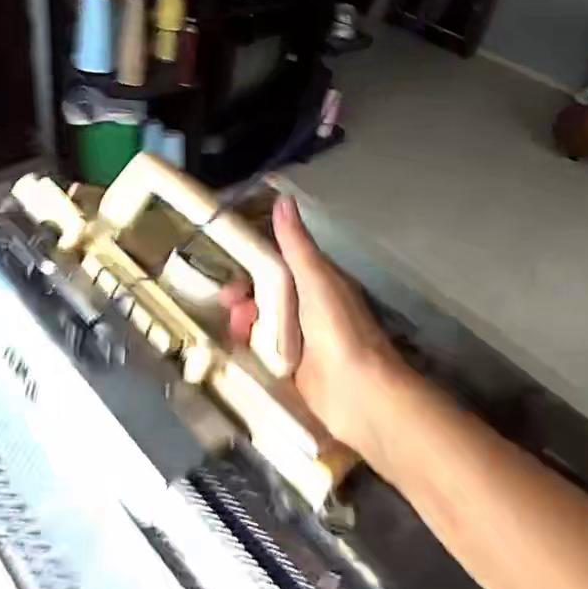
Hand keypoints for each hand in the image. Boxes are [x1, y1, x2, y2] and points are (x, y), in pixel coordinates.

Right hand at [222, 194, 405, 453]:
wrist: (357, 390)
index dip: (254, 268)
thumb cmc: (338, 328)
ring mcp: (302, 341)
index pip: (281, 267)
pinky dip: (250, 351)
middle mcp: (311, 309)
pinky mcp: (292, 371)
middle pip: (268, 297)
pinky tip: (241, 352)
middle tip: (230, 304)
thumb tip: (284, 199)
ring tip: (240, 329)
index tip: (233, 275)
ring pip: (263, 325)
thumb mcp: (316, 278)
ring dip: (246, 324)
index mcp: (320, 284)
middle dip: (245, 298)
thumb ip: (296, 244)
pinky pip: (264, 355)